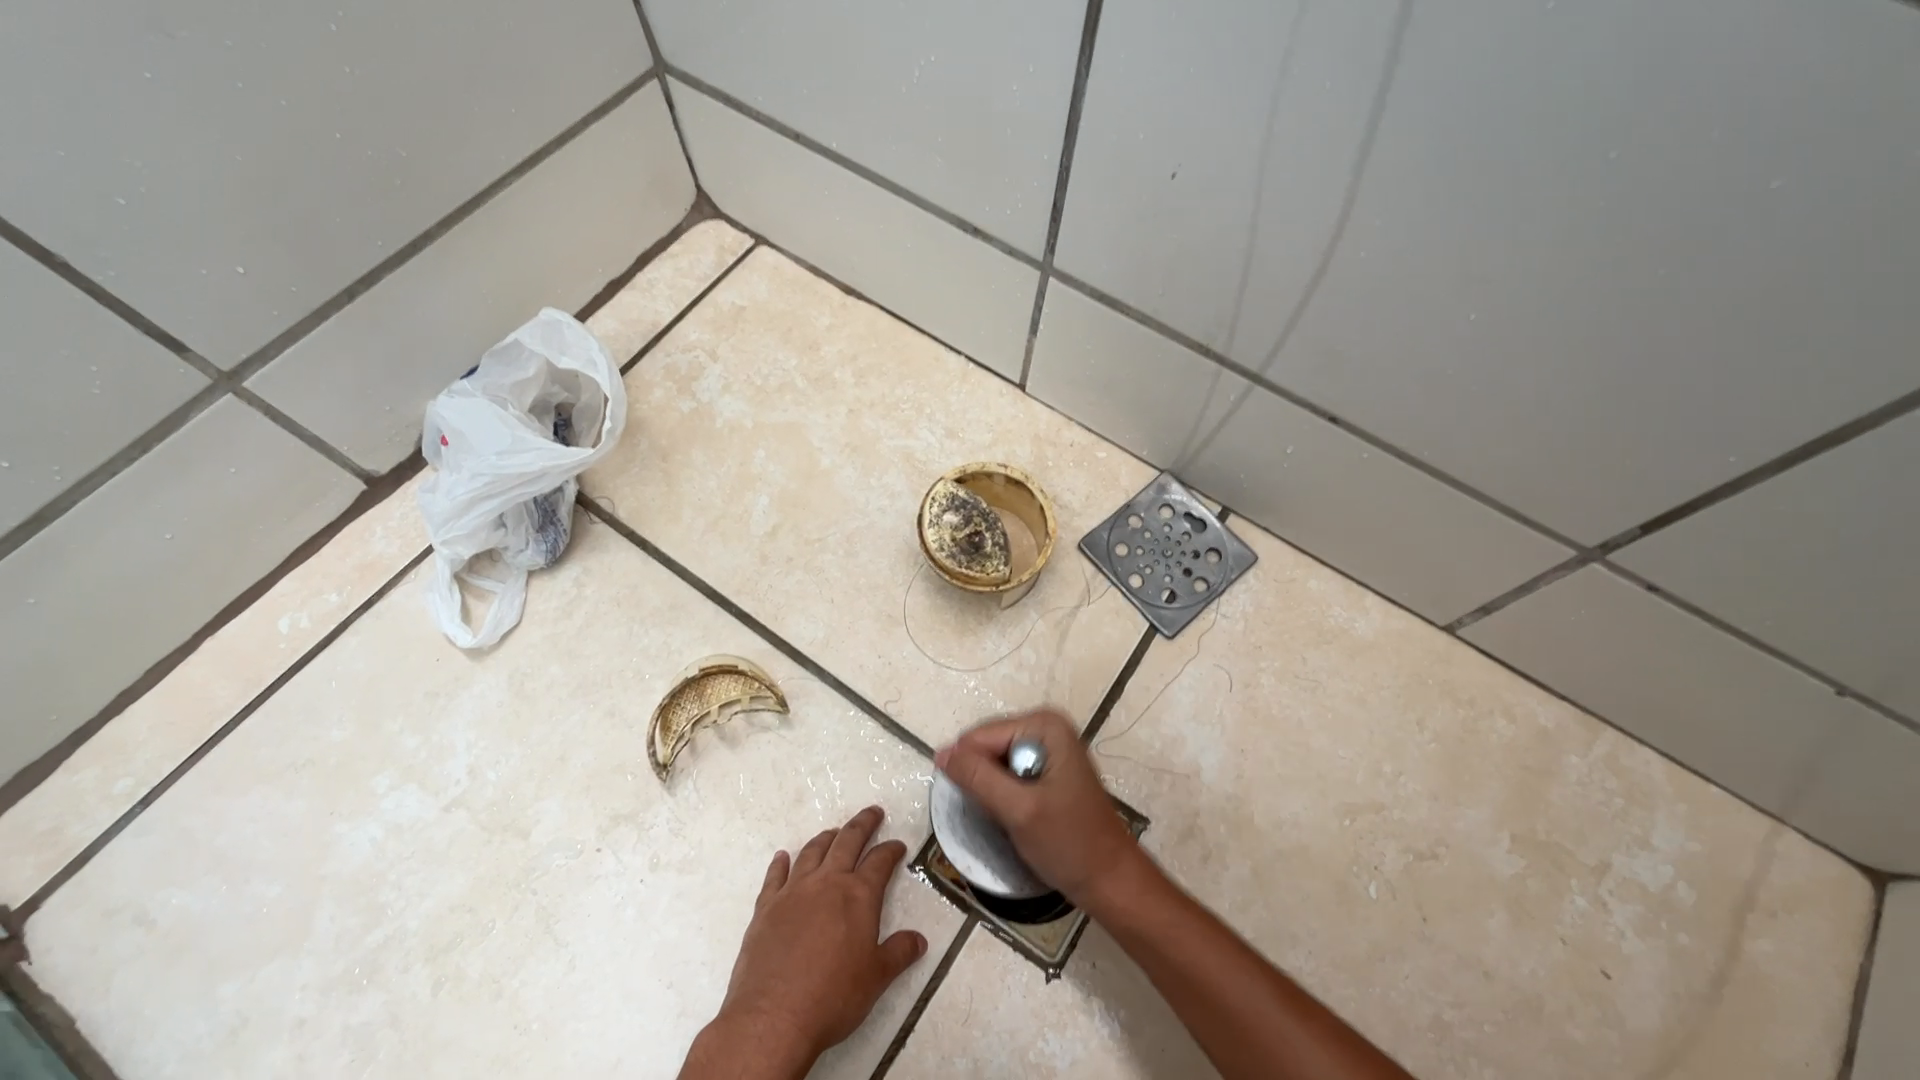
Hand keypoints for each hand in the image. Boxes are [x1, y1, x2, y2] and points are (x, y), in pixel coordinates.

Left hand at [710, 806, 928, 1065]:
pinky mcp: (765, 908)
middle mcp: (826, 884)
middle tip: (872, 813)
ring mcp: (792, 893)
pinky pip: (775, 876)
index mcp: (858, 896)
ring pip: (812, 852)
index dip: (891, 850)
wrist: (773, 1016)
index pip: (880, 862)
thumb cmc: (833, 997)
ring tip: (834, 832)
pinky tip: (783, 857)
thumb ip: (898, 953)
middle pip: (846, 842)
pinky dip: (781, 863)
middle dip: (862, 824)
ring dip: (826, 838)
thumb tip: (918, 940)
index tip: (898, 845)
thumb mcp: (876, 978)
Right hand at [934, 708, 1147, 913]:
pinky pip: (1007, 775)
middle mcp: (1045, 727)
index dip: (971, 773)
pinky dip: (1003, 797)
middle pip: (985, 747)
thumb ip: (977, 777)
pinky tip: (1016, 818)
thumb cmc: (1068, 843)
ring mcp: (1047, 749)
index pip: (978, 737)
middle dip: (982, 781)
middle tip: (998, 815)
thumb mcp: (1018, 810)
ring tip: (1007, 818)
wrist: (1109, 879)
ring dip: (991, 792)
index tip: (986, 807)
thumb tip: (940, 753)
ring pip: (993, 764)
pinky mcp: (1046, 770)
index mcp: (1043, 725)